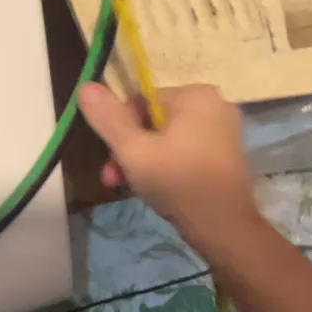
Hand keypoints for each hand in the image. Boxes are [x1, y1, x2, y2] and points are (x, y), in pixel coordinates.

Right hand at [76, 82, 260, 244]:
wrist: (223, 225)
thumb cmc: (177, 181)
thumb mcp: (132, 150)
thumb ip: (107, 118)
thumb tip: (86, 86)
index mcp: (195, 95)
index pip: (140, 102)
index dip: (120, 130)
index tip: (112, 160)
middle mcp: (214, 104)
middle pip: (152, 122)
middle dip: (129, 151)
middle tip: (115, 179)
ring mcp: (223, 130)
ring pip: (166, 140)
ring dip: (143, 162)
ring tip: (132, 187)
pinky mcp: (225, 154)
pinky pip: (184, 152)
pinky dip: (166, 167)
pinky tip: (157, 188)